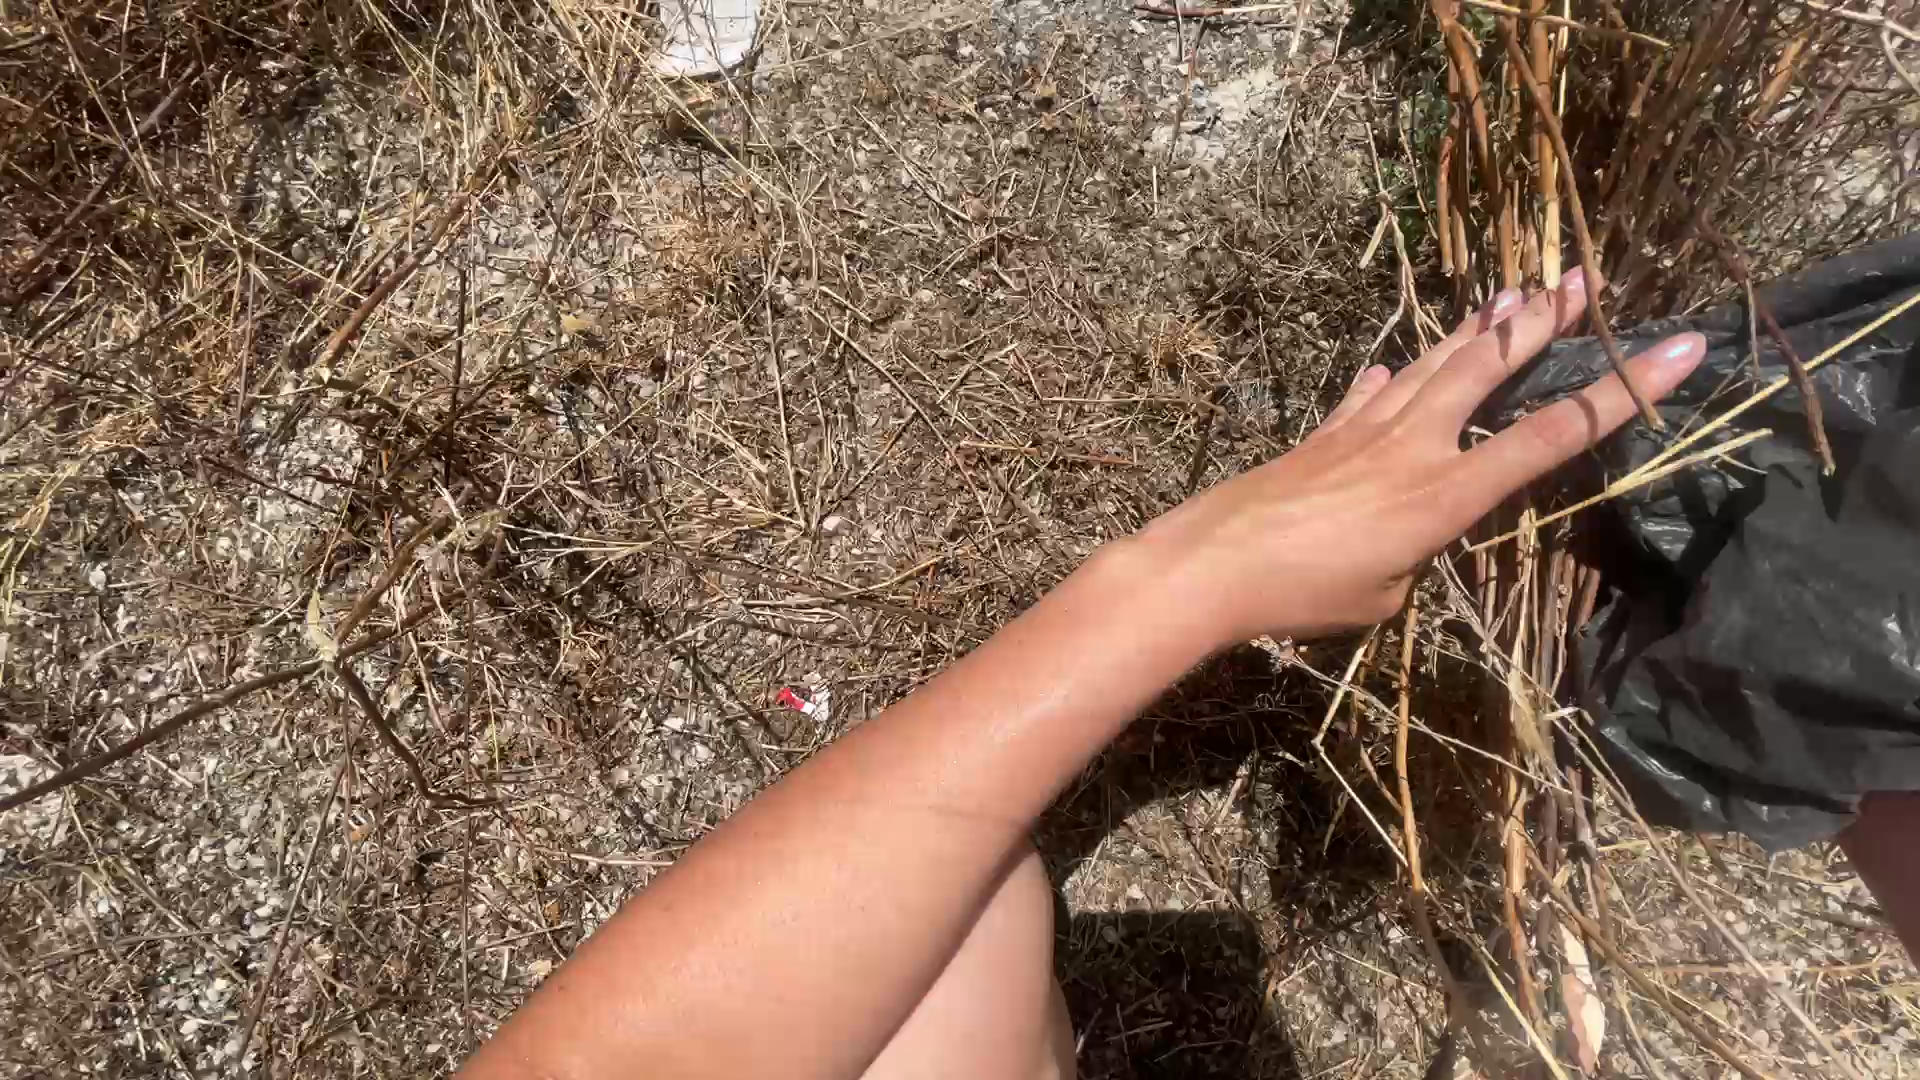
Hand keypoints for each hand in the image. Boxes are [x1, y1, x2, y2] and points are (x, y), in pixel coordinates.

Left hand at [1134, 268, 1706, 644]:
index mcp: (1444, 494)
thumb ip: (1410, 557)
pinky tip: (1388, 365)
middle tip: (1579, 278)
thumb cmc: (1301, 594)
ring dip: (1469, 334)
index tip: (1684, 347)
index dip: (1622, 393)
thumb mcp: (1382, 597)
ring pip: (1426, 369)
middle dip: (1538, 325)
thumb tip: (1403, 532)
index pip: (1550, 437)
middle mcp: (1408, 448)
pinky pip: (1360, 399)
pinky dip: (1382, 380)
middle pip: (1484, 372)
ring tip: (1507, 296)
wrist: (1212, 564)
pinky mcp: (1316, 438)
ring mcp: (1357, 435)